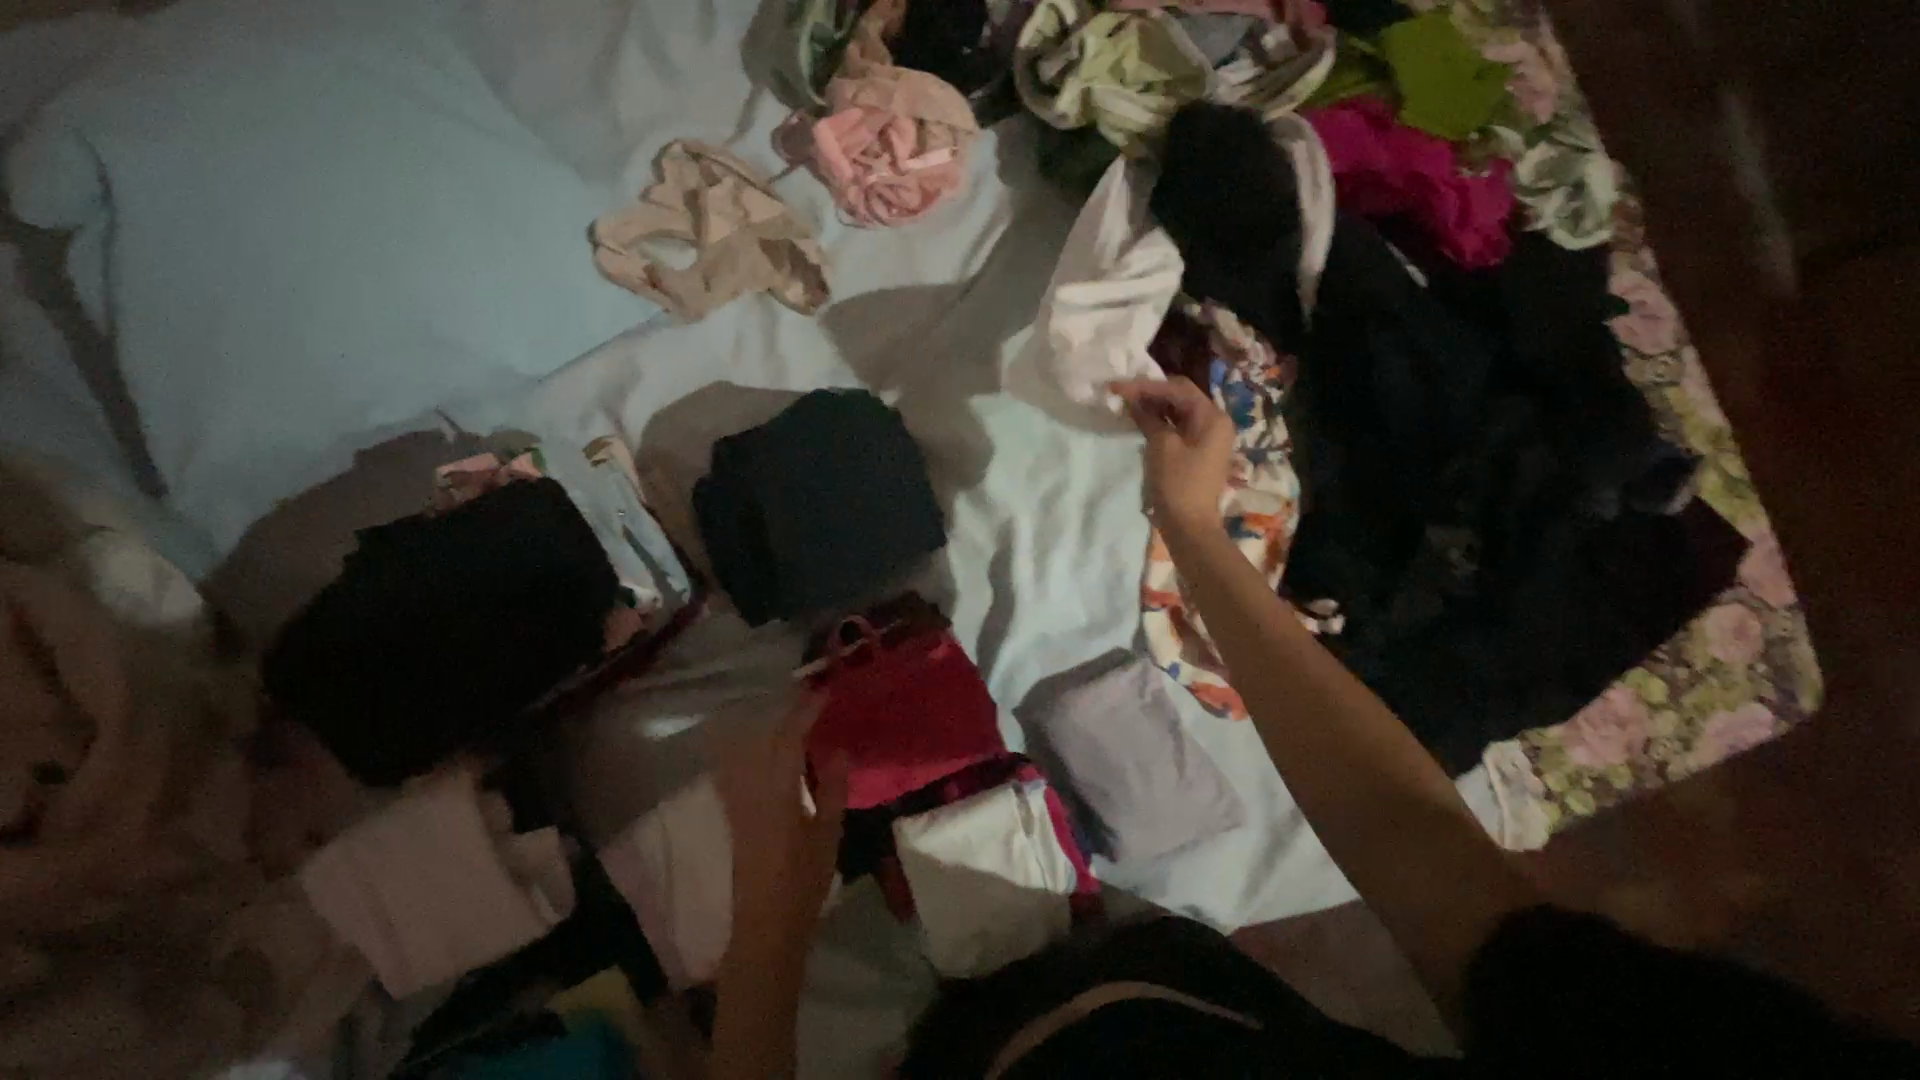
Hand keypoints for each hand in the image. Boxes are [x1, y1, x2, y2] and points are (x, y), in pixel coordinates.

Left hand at [714, 697, 847, 953]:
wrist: (766, 924)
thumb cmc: (804, 882)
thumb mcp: (829, 835)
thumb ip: (833, 789)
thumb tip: (839, 750)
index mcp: (780, 793)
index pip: (790, 740)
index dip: (805, 713)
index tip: (823, 695)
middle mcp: (753, 790)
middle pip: (766, 740)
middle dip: (787, 715)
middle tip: (810, 701)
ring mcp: (738, 801)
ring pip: (746, 752)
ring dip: (765, 728)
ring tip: (786, 717)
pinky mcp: (733, 814)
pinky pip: (734, 770)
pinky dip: (743, 750)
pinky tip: (751, 746)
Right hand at [1111, 376, 1233, 532]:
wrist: (1190, 526)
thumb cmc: (1178, 484)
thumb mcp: (1161, 446)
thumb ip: (1149, 418)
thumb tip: (1134, 401)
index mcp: (1213, 417)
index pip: (1177, 389)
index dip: (1146, 385)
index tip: (1117, 387)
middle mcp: (1215, 422)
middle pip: (1180, 396)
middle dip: (1151, 393)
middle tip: (1121, 394)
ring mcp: (1208, 437)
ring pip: (1178, 411)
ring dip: (1154, 406)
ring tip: (1127, 405)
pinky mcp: (1198, 451)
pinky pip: (1178, 427)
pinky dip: (1160, 422)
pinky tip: (1140, 421)